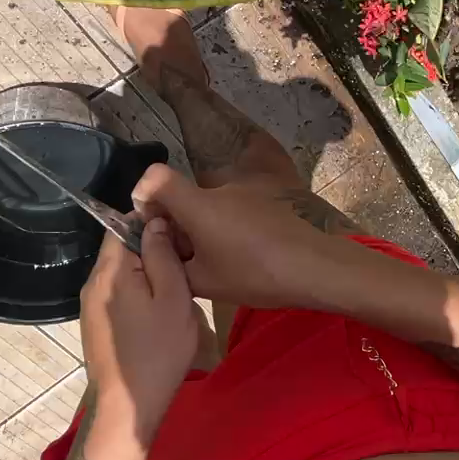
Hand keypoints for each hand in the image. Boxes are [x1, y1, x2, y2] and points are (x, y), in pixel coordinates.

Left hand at [78, 219, 199, 448]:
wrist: (130, 404)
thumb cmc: (159, 348)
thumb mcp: (173, 297)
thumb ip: (163, 256)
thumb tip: (156, 223)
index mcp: (110, 273)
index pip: (120, 226)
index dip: (150, 220)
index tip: (180, 229)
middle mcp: (93, 284)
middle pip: (120, 248)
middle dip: (151, 245)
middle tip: (187, 257)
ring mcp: (91, 306)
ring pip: (121, 271)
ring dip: (148, 269)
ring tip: (179, 280)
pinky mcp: (97, 324)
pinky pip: (119, 291)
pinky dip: (140, 288)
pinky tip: (161, 304)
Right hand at [130, 164, 352, 311]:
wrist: (315, 266)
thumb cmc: (254, 274)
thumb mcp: (203, 282)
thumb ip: (171, 264)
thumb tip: (161, 252)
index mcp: (198, 204)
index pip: (156, 177)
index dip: (144, 196)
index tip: (151, 225)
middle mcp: (221, 189)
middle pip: (185, 196)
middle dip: (176, 223)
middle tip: (185, 258)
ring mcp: (248, 193)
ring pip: (211, 206)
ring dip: (205, 228)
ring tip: (218, 263)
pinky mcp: (269, 202)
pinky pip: (235, 210)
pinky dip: (229, 228)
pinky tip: (244, 257)